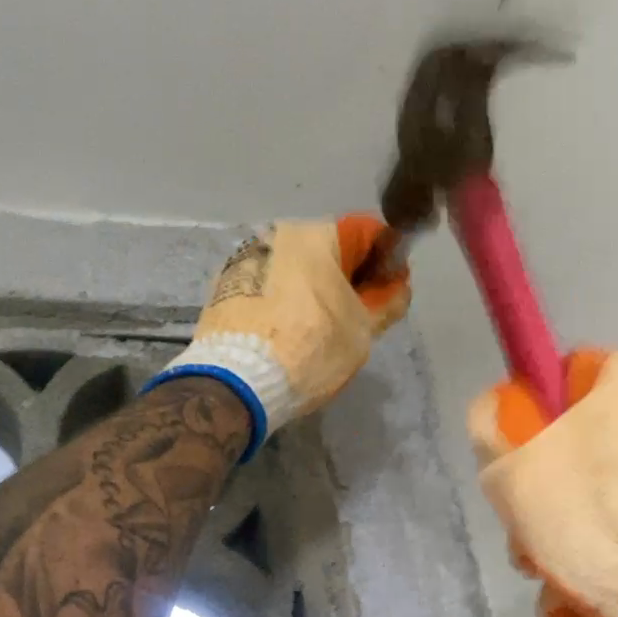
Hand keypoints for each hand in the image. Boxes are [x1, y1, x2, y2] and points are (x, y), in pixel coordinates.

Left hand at [147, 215, 410, 459]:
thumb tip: (397, 287)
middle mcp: (276, 235)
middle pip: (327, 251)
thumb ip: (387, 302)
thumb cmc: (310, 349)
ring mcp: (243, 260)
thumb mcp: (363, 331)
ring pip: (293, 271)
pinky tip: (284, 336)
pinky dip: (280, 305)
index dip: (387, 262)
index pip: (368, 234)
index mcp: (315, 235)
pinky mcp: (221, 289)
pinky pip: (265, 290)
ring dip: (310, 293)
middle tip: (354, 318)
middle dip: (345, 279)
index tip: (388, 294)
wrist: (238, 383)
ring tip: (315, 332)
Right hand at [469, 346, 617, 616]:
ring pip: (612, 511)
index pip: (558, 385)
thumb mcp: (519, 476)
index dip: (523, 435)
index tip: (515, 485)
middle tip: (531, 560)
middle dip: (545, 518)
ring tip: (565, 609)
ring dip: (573, 560)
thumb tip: (496, 414)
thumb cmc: (609, 525)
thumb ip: (490, 435)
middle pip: (581, 459)